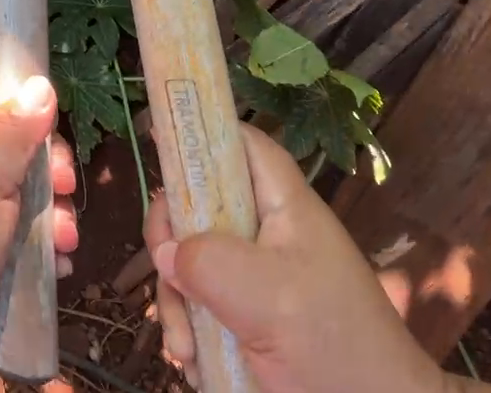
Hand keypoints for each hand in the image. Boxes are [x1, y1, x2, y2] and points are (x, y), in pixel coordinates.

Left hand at [0, 70, 78, 373]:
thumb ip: (13, 127)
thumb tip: (41, 84)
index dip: (14, 93)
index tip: (45, 113)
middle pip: (23, 141)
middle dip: (52, 163)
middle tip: (60, 184)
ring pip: (37, 189)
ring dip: (58, 211)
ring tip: (61, 237)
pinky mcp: (1, 246)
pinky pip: (38, 233)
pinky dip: (52, 245)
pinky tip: (57, 261)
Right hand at [145, 126, 459, 392]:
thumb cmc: (334, 348)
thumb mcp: (267, 297)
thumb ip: (204, 259)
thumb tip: (165, 253)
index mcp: (285, 210)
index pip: (243, 145)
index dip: (202, 133)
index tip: (156, 139)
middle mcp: (267, 235)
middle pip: (198, 204)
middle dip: (170, 241)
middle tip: (166, 274)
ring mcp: (258, 277)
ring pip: (190, 259)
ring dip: (175, 300)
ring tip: (182, 347)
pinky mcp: (249, 315)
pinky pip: (199, 301)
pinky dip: (187, 326)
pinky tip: (188, 357)